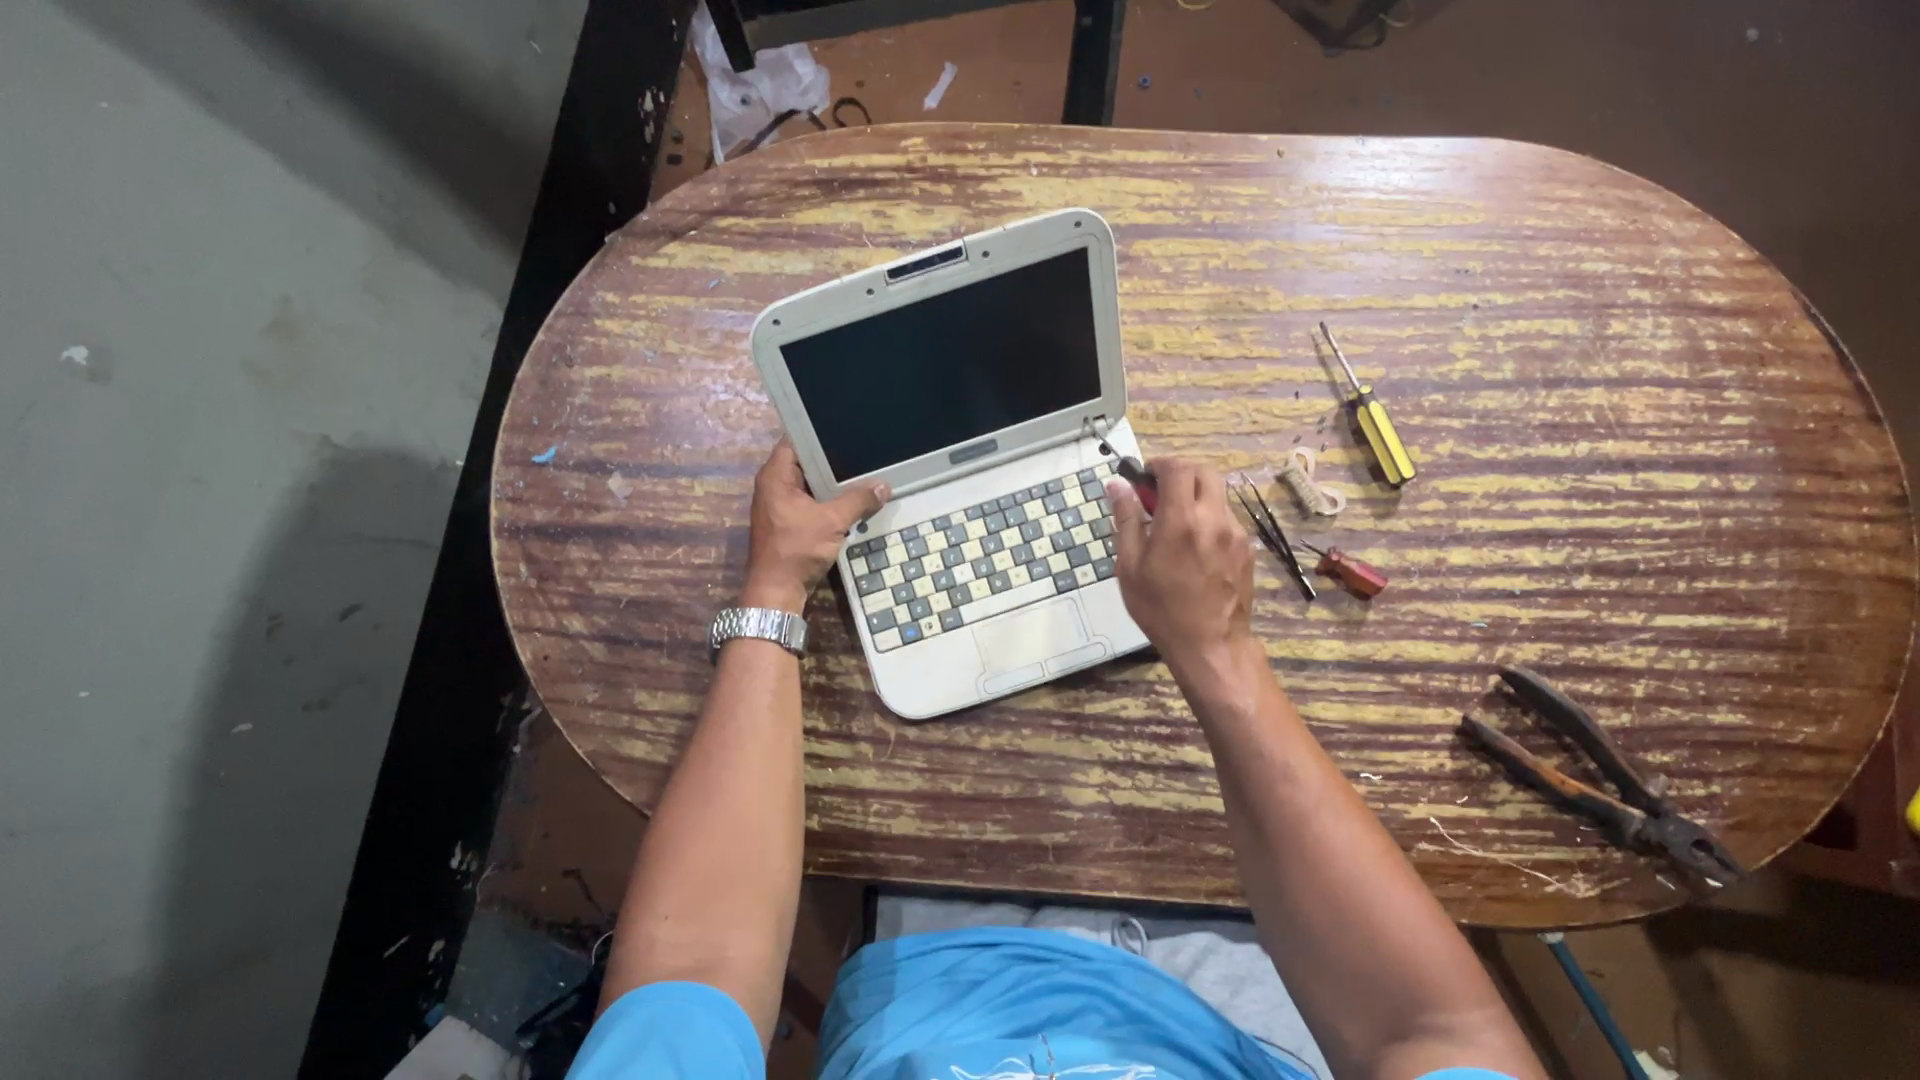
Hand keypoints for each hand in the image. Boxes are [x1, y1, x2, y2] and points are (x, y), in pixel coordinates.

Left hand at [743, 439, 888, 612]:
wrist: (777, 591)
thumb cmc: (797, 549)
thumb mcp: (833, 522)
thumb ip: (859, 500)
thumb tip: (884, 487)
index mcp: (775, 475)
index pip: (796, 440)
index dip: (819, 434)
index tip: (844, 429)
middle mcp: (773, 485)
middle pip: (805, 462)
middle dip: (831, 459)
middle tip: (860, 451)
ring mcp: (779, 504)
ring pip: (809, 484)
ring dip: (831, 483)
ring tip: (862, 472)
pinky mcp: (787, 521)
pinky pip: (810, 501)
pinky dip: (827, 500)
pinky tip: (850, 500)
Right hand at [1105, 459, 1256, 680]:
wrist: (1210, 644)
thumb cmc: (1160, 609)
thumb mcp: (1130, 566)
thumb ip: (1126, 520)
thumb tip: (1117, 486)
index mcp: (1181, 520)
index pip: (1177, 468)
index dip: (1159, 464)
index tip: (1145, 476)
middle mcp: (1214, 518)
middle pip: (1204, 471)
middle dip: (1181, 473)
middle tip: (1160, 493)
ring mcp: (1236, 533)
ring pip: (1217, 495)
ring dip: (1195, 497)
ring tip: (1175, 526)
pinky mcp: (1247, 548)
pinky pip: (1226, 519)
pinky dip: (1208, 519)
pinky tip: (1194, 547)